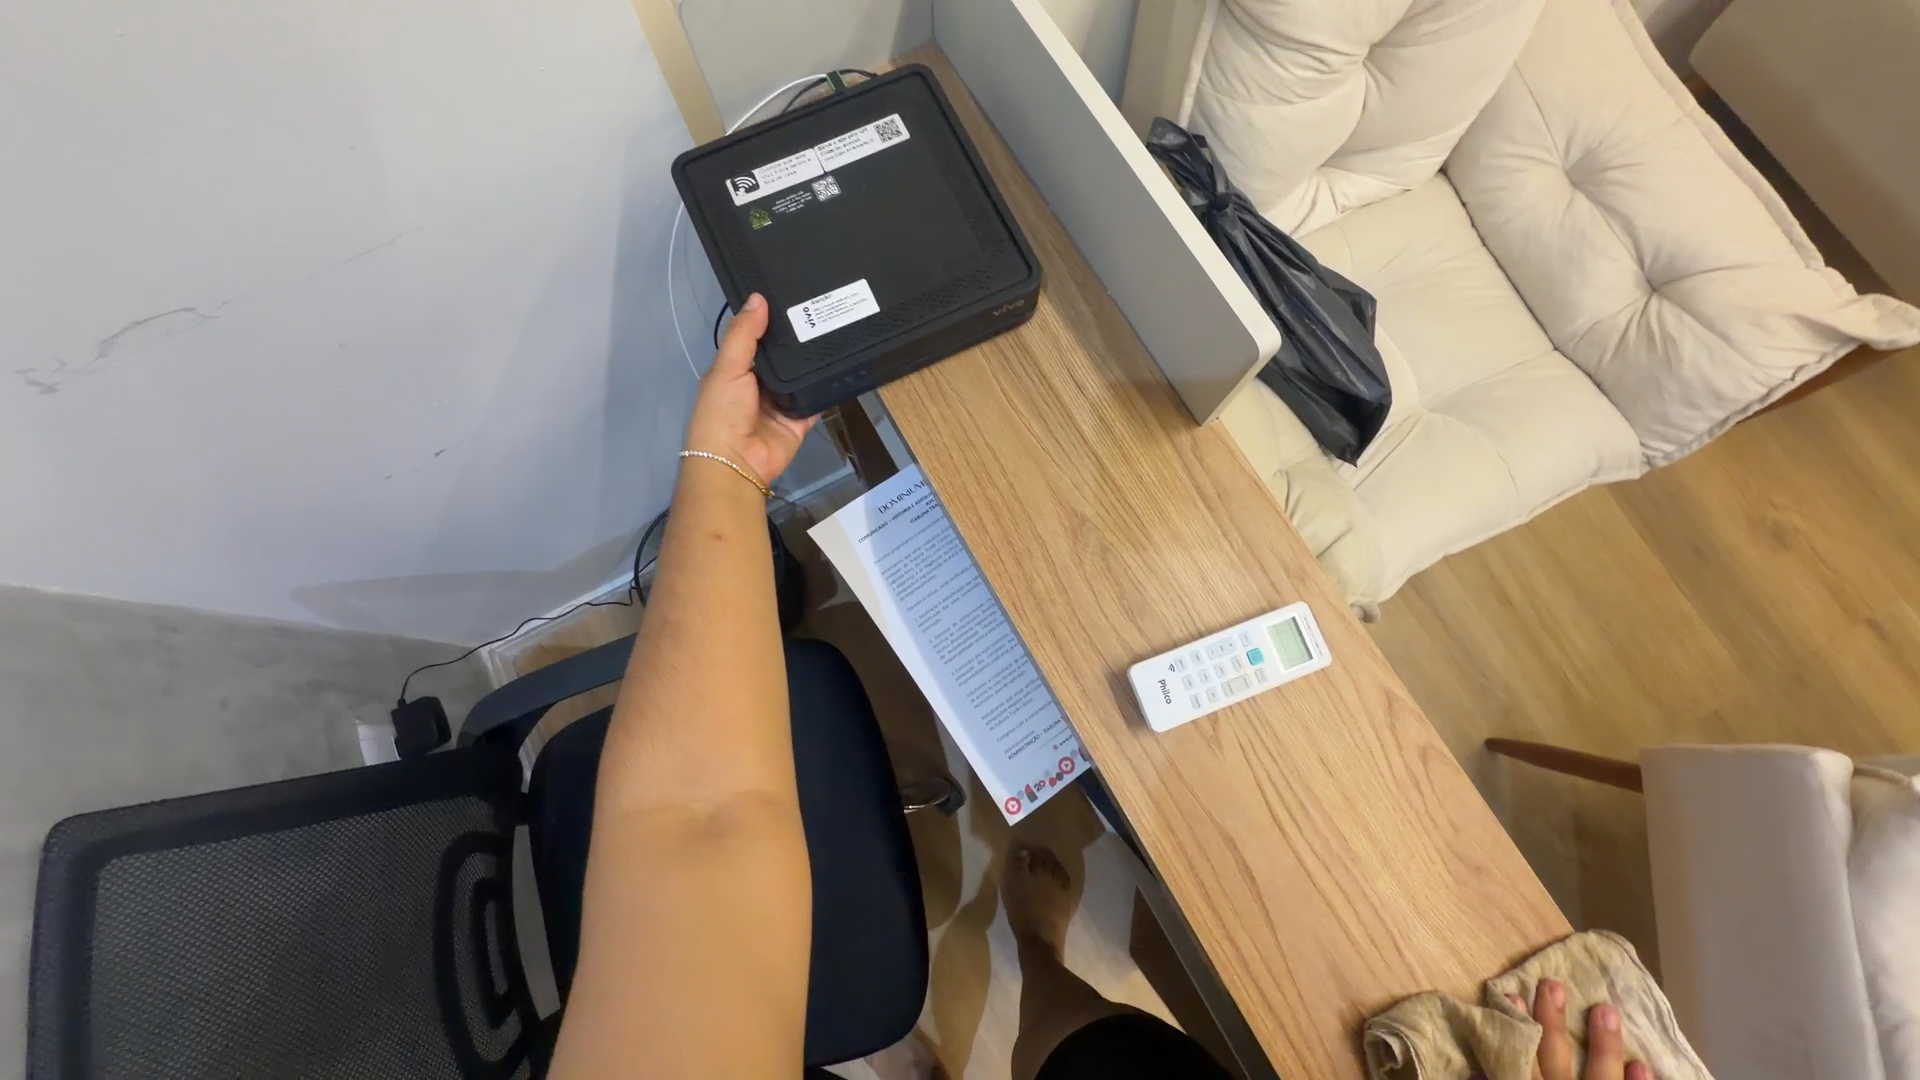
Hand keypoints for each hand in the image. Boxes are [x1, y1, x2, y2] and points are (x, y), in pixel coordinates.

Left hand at [684, 293, 817, 486]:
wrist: (736, 461)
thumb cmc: (723, 411)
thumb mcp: (728, 367)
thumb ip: (744, 334)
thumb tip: (758, 298)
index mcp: (736, 372)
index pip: (755, 341)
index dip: (769, 321)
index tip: (791, 297)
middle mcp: (759, 386)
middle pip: (781, 359)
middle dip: (797, 341)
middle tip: (821, 310)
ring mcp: (780, 405)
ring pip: (800, 379)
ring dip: (813, 363)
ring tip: (836, 330)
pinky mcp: (799, 422)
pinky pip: (815, 402)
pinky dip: (825, 389)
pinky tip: (841, 366)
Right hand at [1510, 979, 1651, 1079]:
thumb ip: (1507, 1071)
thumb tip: (1473, 1061)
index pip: (1520, 1055)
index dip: (1518, 1025)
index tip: (1513, 994)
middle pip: (1555, 1055)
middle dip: (1553, 1019)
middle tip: (1553, 984)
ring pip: (1600, 1075)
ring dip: (1604, 1044)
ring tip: (1606, 1010)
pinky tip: (1642, 1065)